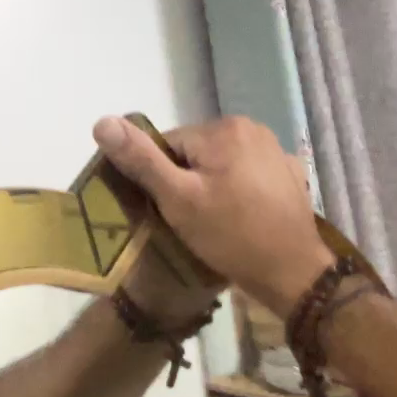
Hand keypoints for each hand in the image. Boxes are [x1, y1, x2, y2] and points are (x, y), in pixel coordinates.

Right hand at [93, 115, 333, 317]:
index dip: (162, 178)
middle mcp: (252, 127)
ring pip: (220, 162)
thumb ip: (140, 159)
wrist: (294, 274)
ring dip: (211, 185)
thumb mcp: (176, 199)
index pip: (169, 144)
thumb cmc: (230, 235)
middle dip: (187, 181)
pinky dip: (239, 189)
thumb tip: (102, 122)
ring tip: (216, 221)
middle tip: (192, 219)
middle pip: (195, 152)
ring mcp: (275, 149)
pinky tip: (242, 215)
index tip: (171, 209)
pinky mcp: (290, 173)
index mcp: (223, 129)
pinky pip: (247, 173)